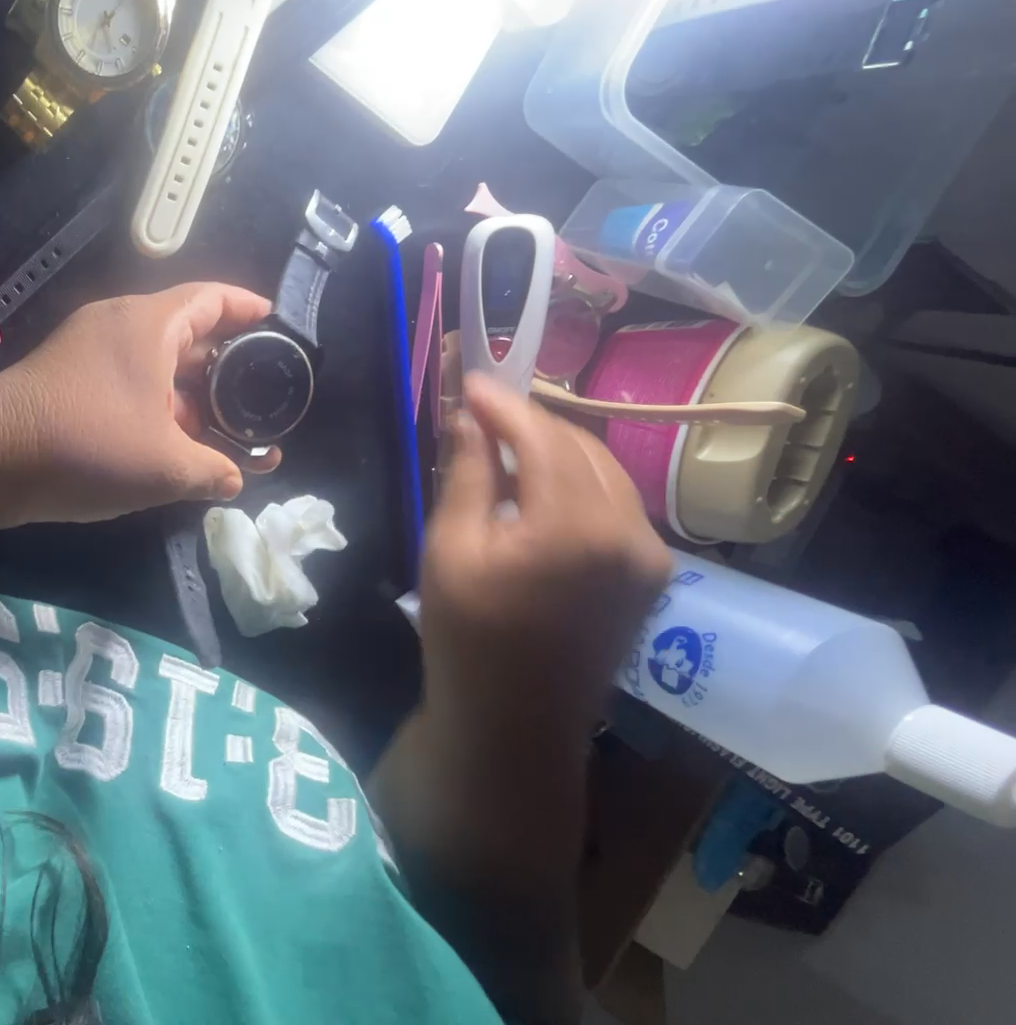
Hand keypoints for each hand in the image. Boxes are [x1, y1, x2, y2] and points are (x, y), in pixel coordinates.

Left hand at [0, 282, 281, 528]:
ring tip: (224, 431)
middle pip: (187, 333)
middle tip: (257, 400)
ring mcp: (87, 349)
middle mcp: (117, 324)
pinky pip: (127, 379)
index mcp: (147, 324)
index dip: (248, 310)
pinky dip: (156, 403)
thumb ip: (212, 470)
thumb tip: (234, 478)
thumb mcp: (164, 468)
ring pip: (156, 362)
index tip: (276, 328)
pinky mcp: (67, 377)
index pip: (212, 299)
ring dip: (190, 394)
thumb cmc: (85, 449)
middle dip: (226, 368)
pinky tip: (174, 440)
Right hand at [418, 374, 671, 746]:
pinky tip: (537, 487)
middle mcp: (630, 532)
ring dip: (555, 450)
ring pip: (603, 472)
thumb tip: (469, 418)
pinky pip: (614, 505)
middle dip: (531, 422)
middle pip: (582, 447)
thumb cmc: (466, 637)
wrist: (514, 721)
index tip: (468, 380)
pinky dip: (575, 484)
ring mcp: (650, 555)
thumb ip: (468, 476)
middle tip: (479, 411)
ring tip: (503, 443)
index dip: (503, 404)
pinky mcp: (651, 574)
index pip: (544, 437)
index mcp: (576, 527)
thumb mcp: (450, 550)